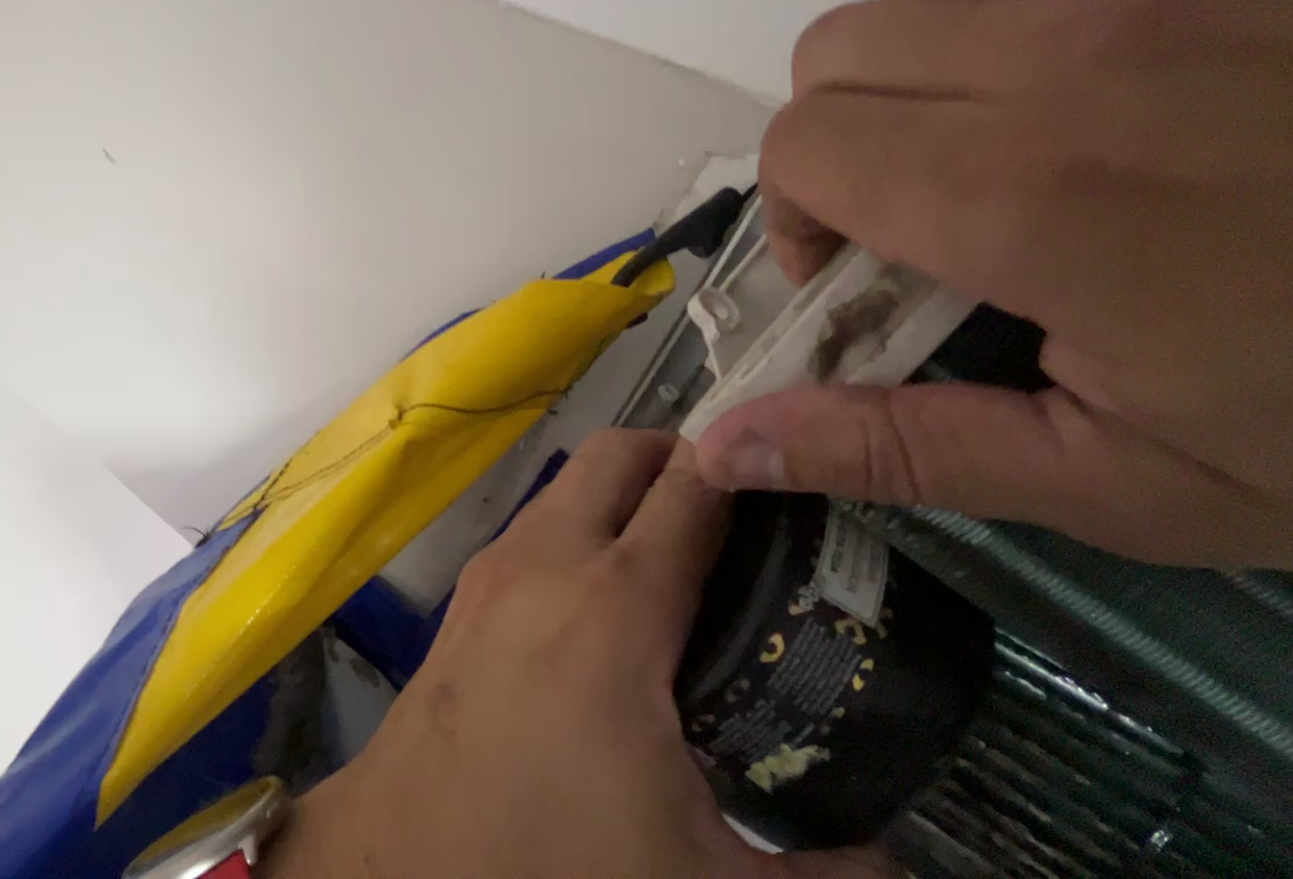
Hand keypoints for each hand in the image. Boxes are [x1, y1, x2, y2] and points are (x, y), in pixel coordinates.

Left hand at [258, 431, 893, 878]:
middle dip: (684, 458)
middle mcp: (546, 562)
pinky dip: (579, 529)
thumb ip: (828, 875)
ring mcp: (493, 571)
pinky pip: (535, 528)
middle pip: (621, 455)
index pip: (695, 487)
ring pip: (571, 485)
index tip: (802, 481)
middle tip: (744, 514)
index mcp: (615, 608)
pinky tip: (607, 598)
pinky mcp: (464, 597)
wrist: (401, 864)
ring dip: (626, 493)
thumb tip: (892, 860)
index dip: (753, 467)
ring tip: (683, 553)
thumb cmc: (549, 861)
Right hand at [696, 0, 1292, 569]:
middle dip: (839, 140)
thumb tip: (718, 449)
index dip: (800, 217)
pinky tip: (1103, 53)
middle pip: (832, 54)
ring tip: (999, 125)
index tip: (862, 270)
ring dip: (917, 57)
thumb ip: (892, 451)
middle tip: (919, 209)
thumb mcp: (1120, 476)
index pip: (797, 149)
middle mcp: (1067, 44)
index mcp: (1021, 193)